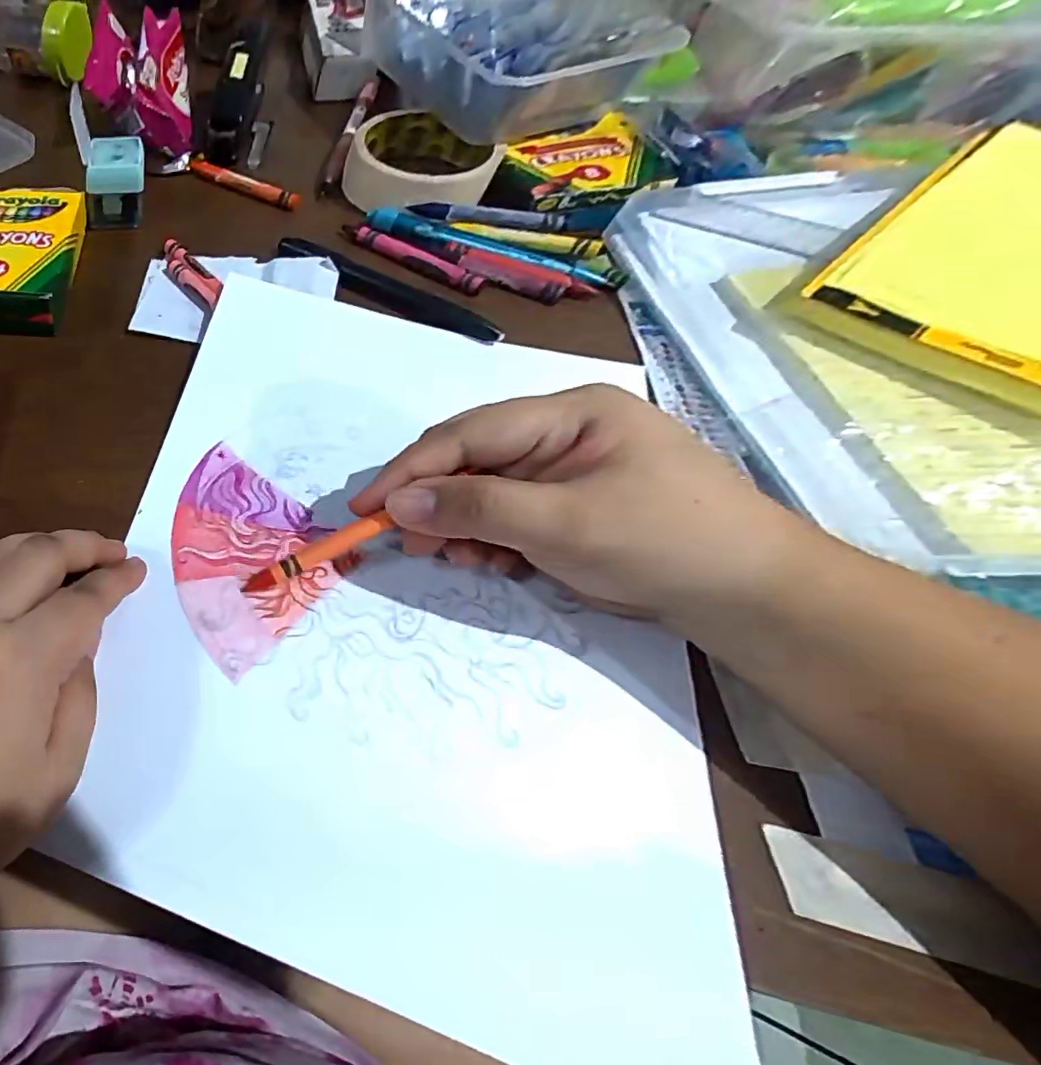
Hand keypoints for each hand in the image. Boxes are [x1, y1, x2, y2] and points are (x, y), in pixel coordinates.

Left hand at [0, 531, 145, 932]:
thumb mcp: (58, 770)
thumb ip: (78, 694)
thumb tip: (76, 646)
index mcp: (21, 656)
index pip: (80, 599)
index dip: (115, 580)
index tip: (136, 569)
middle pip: (36, 555)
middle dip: (81, 544)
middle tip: (111, 551)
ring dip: (38, 545)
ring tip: (67, 555)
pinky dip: (0, 564)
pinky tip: (14, 583)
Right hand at [348, 385, 806, 620]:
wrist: (752, 597)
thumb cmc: (665, 542)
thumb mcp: (563, 524)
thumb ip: (475, 509)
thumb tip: (396, 506)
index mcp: (568, 414)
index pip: (466, 434)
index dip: (409, 471)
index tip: (365, 509)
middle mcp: (558, 434)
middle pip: (467, 460)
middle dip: (431, 502)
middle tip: (407, 543)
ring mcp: (560, 471)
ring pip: (477, 491)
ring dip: (457, 526)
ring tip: (456, 558)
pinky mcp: (562, 506)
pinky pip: (500, 516)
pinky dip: (483, 540)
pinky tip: (490, 562)